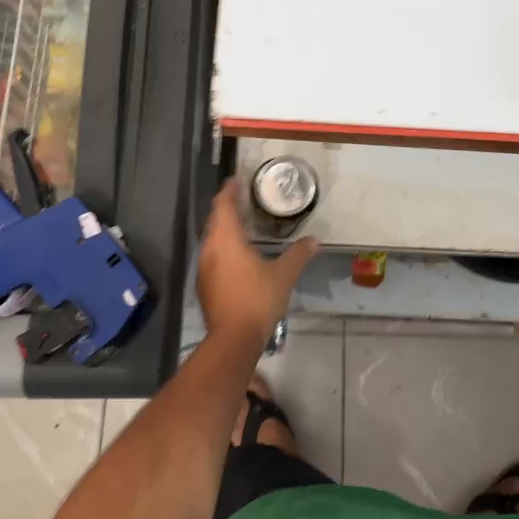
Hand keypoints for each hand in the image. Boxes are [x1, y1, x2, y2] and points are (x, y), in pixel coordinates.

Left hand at [197, 180, 318, 348]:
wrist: (233, 338)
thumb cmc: (257, 299)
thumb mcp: (284, 275)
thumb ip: (298, 255)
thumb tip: (315, 241)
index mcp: (227, 239)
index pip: (223, 205)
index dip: (229, 190)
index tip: (237, 180)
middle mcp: (210, 248)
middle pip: (214, 220)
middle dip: (226, 207)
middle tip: (241, 199)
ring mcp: (204, 267)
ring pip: (211, 239)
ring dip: (223, 228)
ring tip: (240, 225)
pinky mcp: (204, 284)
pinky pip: (211, 256)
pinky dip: (222, 247)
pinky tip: (235, 255)